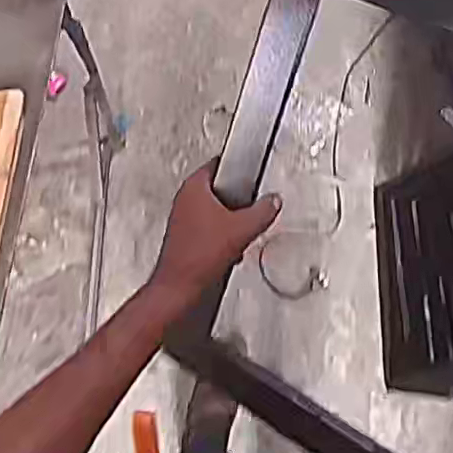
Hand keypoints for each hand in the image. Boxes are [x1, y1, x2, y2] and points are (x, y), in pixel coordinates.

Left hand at [149, 162, 280, 302]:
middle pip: (218, 187)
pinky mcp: (183, 237)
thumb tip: (273, 201)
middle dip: (236, 198)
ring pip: (213, 209)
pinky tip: (229, 247)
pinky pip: (207, 227)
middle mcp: (184, 199)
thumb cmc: (198, 257)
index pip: (218, 163)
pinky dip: (220, 234)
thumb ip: (262, 211)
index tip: (250, 173)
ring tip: (239, 230)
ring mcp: (182, 219)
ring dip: (228, 218)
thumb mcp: (243, 229)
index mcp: (194, 187)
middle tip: (248, 205)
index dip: (237, 167)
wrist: (179, 290)